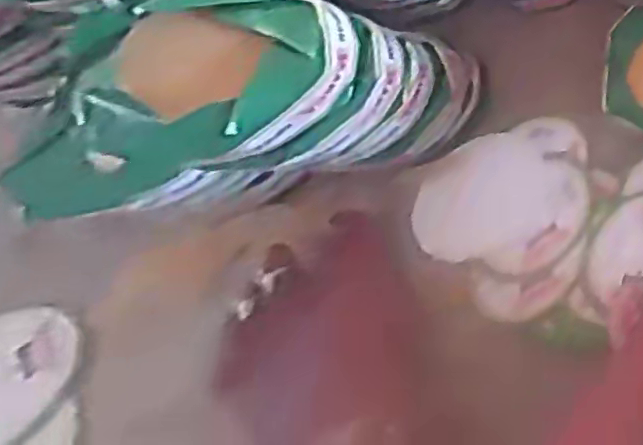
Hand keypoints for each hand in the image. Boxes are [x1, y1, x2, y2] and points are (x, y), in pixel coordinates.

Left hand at [217, 213, 440, 444]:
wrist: (348, 426)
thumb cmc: (396, 362)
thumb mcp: (406, 306)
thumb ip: (387, 276)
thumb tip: (382, 260)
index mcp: (360, 264)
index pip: (350, 227)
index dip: (349, 222)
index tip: (351, 219)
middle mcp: (306, 284)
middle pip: (296, 255)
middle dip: (299, 252)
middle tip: (308, 250)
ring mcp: (264, 325)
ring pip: (259, 290)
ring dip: (268, 285)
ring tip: (277, 285)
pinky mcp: (235, 367)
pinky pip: (235, 334)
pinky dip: (246, 326)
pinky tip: (253, 329)